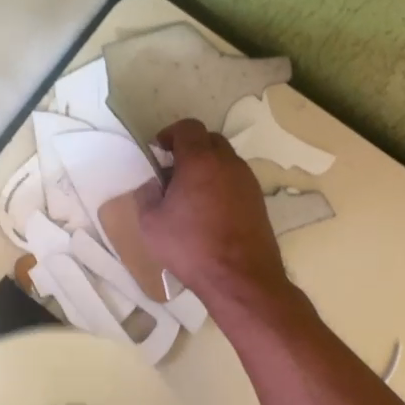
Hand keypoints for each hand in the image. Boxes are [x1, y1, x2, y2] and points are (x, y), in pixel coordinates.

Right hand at [136, 118, 291, 310]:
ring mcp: (247, 181)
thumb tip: (153, 185)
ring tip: (190, 195)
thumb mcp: (151, 223)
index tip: (158, 152)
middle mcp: (228, 163)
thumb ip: (147, 195)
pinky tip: (209, 212)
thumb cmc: (191, 247)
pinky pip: (235, 180)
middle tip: (172, 172)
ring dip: (206, 167)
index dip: (169, 134)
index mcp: (200, 160)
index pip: (187, 127)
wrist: (240, 278)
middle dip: (189, 149)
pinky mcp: (258, 200)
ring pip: (224, 160)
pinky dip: (220, 184)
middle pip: (209, 139)